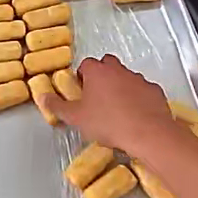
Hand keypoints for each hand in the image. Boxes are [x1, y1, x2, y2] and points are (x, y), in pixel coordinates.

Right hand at [39, 55, 191, 161]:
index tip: (80, 92)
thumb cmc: (108, 123)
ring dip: (121, 87)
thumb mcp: (75, 117)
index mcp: (97, 72)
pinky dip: (139, 98)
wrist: (147, 133)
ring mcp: (139, 79)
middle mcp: (118, 70)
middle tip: (97, 97)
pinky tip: (135, 115)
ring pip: (126, 77)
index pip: (85, 64)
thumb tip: (43, 97)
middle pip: (107, 65)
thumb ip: (57, 106)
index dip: (82, 77)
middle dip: (102, 76)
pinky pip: (143, 90)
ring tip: (116, 109)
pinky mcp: (155, 91)